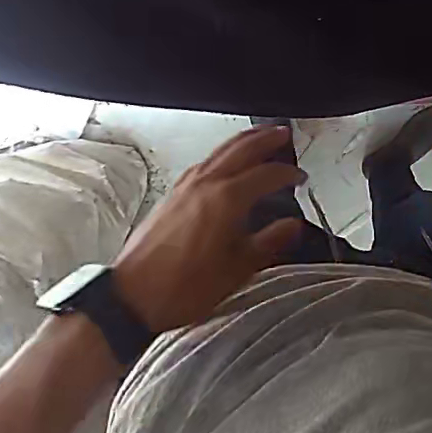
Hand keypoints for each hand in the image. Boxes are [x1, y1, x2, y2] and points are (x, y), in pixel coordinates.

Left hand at [112, 125, 305, 331]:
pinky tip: (224, 162)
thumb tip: (291, 226)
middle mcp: (206, 185)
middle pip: (242, 148)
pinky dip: (222, 153)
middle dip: (266, 138)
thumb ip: (270, 241)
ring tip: (259, 137)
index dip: (289, 173)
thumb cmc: (183, 286)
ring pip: (220, 150)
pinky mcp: (171, 195)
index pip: (268, 174)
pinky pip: (204, 162)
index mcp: (228, 199)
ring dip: (243, 140)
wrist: (130, 299)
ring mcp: (185, 187)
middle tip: (284, 133)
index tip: (300, 177)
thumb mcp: (239, 268)